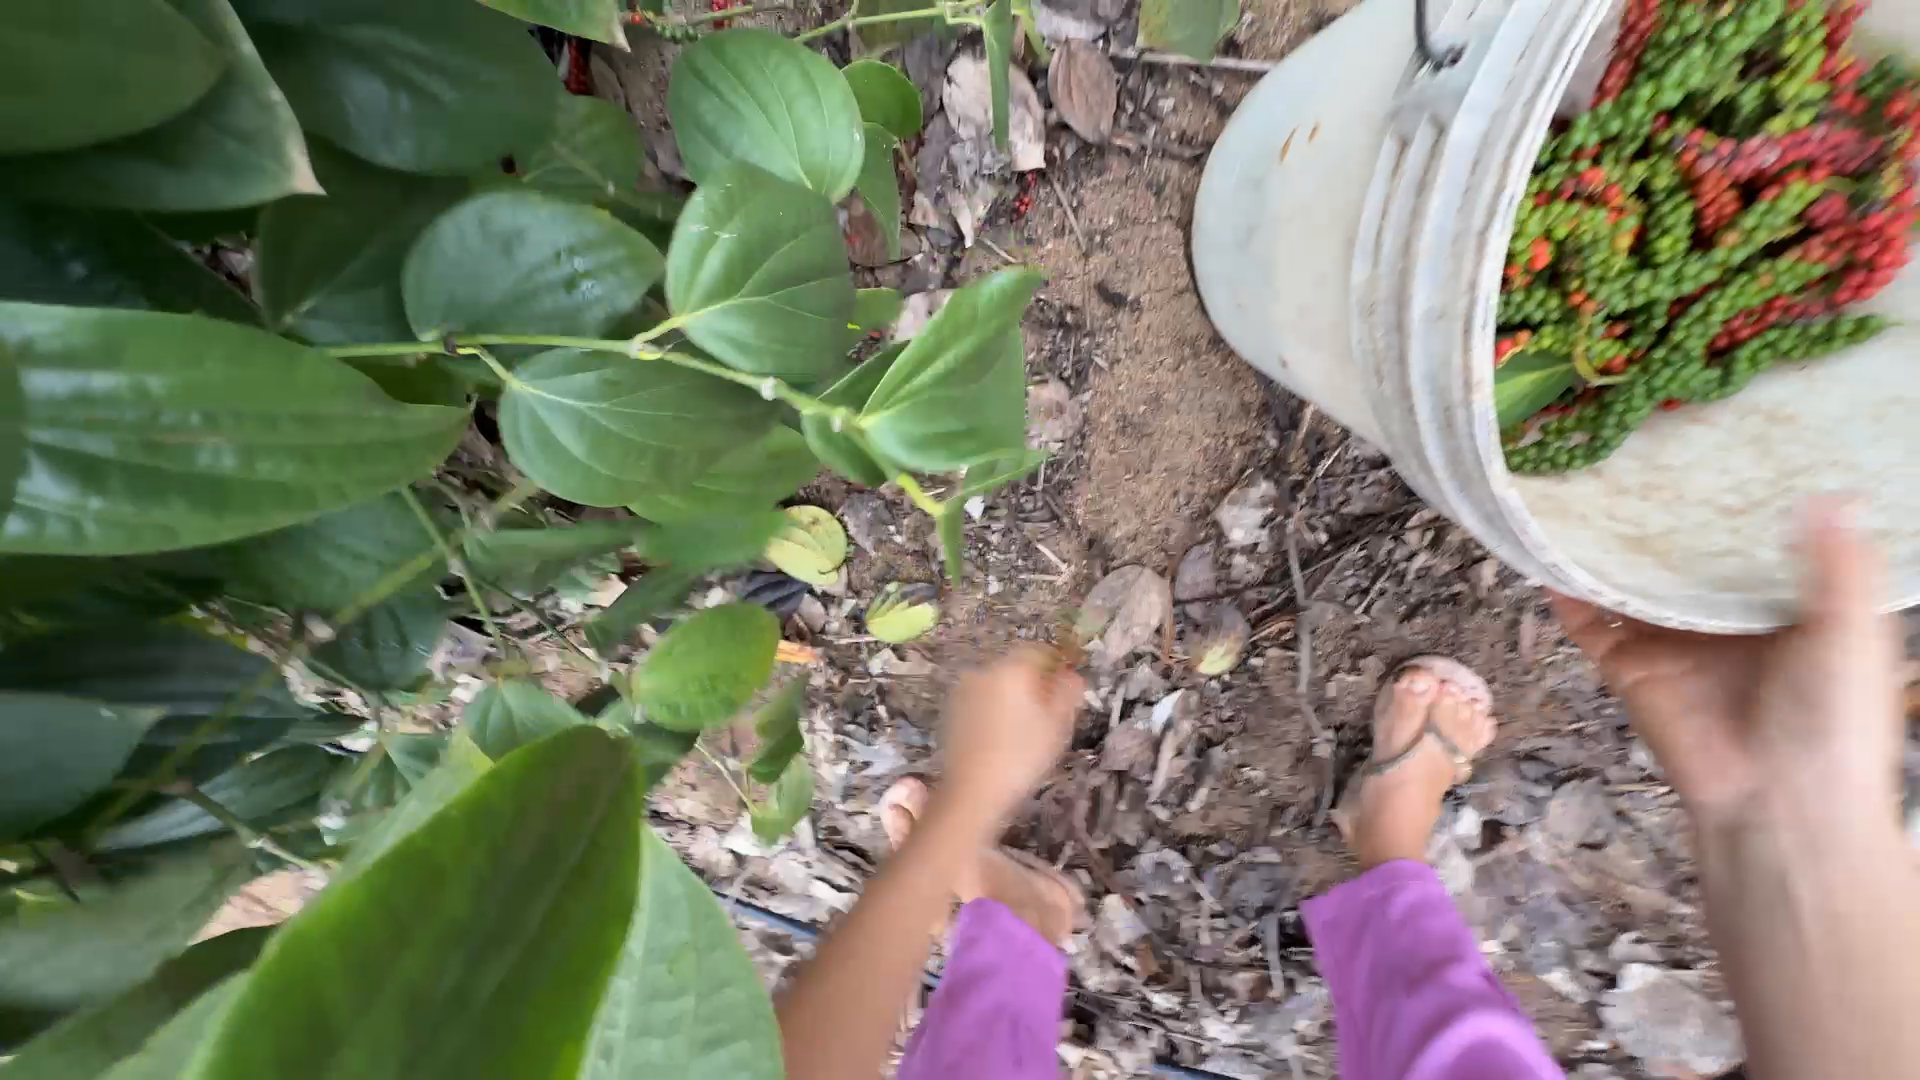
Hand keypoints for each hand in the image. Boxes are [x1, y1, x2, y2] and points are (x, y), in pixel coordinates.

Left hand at [937, 648, 1085, 827]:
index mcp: (1011, 668)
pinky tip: (1000, 736)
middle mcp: (984, 670)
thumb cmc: (1023, 755)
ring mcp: (963, 690)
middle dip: (1033, 682)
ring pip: (997, 684)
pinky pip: (980, 700)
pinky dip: (992, 709)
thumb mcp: (1058, 723)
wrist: (973, 790)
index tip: (1065, 687)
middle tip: (1048, 711)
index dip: (1055, 665)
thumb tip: (1072, 674)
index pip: (1039, 650)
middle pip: (1016, 666)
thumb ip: (1068, 691)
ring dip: (1011, 695)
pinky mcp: (951, 710)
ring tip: (1024, 728)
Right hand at [1554, 497, 1905, 831]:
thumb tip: (1830, 493)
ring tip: (1576, 506)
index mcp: (1775, 610)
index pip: (1745, 550)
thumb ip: (1838, 568)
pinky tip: (1544, 556)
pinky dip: (1562, 593)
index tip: (1711, 462)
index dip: (1729, 511)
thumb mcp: (1850, 633)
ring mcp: (1663, 641)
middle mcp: (1713, 620)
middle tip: (1628, 472)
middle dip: (1653, 527)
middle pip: (1674, 565)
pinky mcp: (1621, 662)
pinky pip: (1584, 621)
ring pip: (1622, 588)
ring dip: (1600, 555)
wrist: (1774, 791)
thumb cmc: (1830, 712)